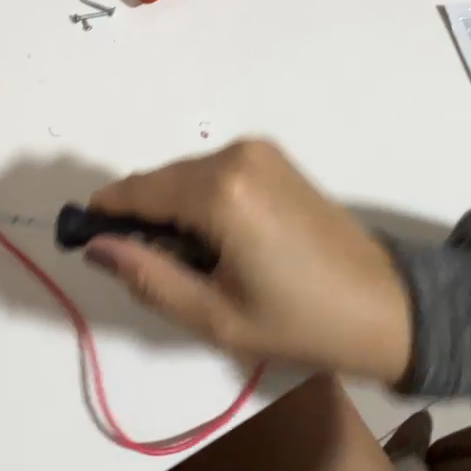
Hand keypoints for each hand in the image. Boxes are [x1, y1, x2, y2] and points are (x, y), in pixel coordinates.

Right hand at [86, 140, 410, 382]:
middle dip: (144, 217)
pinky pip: (213, 171)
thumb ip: (147, 276)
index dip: (106, 212)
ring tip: (197, 259)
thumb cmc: (299, 320)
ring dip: (174, 209)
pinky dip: (200, 198)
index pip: (139, 191)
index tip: (85, 237)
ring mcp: (257, 149)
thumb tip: (96, 244)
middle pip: (161, 180)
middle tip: (153, 267)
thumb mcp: (214, 315)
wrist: (384, 304)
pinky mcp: (271, 154)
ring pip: (185, 175)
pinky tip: (219, 236)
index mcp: (221, 192)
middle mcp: (235, 155)